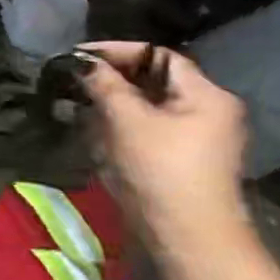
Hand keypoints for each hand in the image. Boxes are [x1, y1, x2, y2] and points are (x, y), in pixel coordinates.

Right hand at [81, 42, 250, 241]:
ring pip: (148, 102)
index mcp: (206, 95)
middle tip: (72, 76)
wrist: (185, 228)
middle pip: (155, 80)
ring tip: (76, 98)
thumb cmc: (159, 167)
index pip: (160, 58)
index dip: (118, 51)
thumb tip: (82, 62)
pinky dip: (119, 118)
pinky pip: (146, 123)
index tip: (77, 55)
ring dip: (112, 98)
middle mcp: (207, 109)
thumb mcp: (127, 121)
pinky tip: (94, 124)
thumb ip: (106, 87)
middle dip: (112, 75)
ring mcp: (195, 133)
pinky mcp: (179, 154)